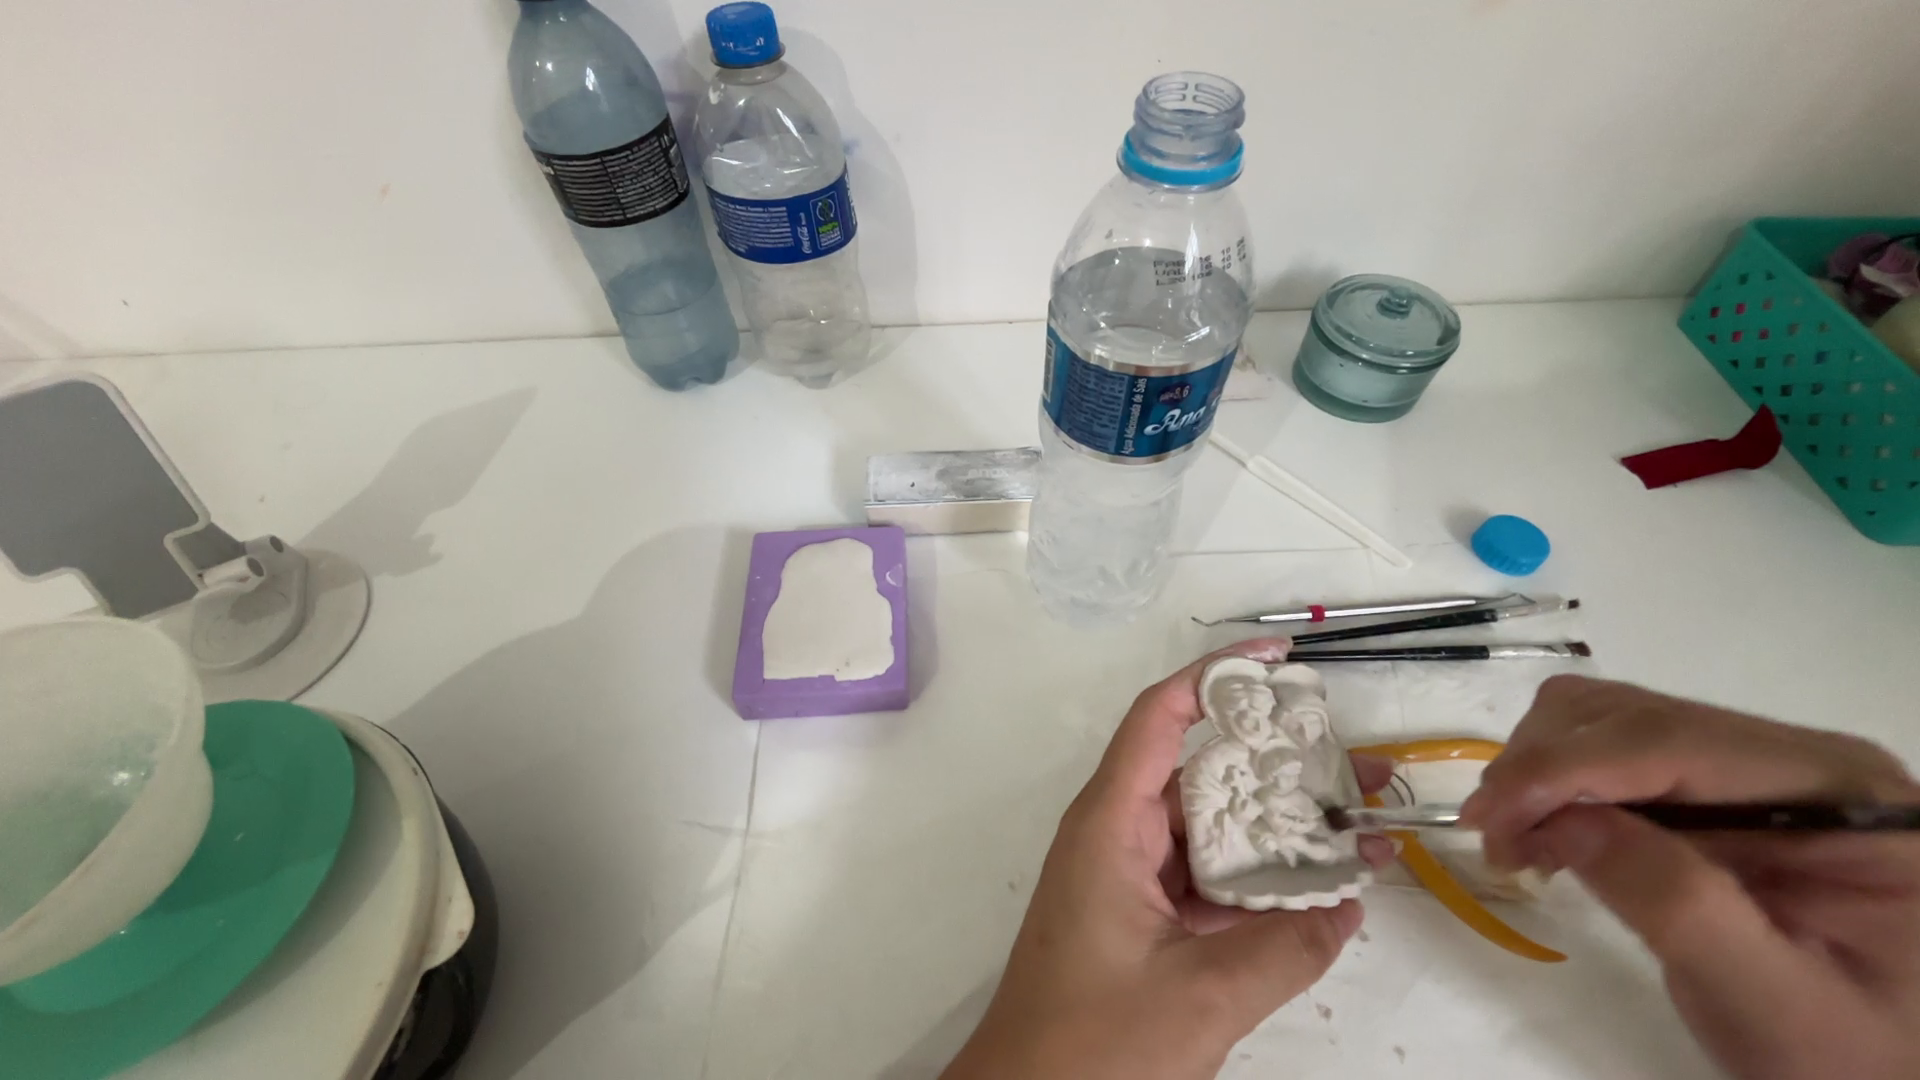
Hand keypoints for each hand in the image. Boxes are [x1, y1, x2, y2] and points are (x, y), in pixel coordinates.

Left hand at [942, 640, 1391, 1079]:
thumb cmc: (1092, 1042)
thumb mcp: (1200, 996)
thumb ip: (1283, 948)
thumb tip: (1349, 903)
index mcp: (1111, 821)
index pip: (1160, 717)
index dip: (1213, 677)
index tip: (1275, 660)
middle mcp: (1118, 830)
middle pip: (1199, 770)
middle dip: (1275, 761)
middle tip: (1354, 763)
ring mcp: (1130, 870)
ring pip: (1209, 825)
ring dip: (1274, 823)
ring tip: (1354, 819)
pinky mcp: (1142, 910)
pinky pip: (1206, 875)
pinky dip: (1256, 875)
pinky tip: (1316, 885)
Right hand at [1461, 675, 1919, 1079]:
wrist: (1889, 1074)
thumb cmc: (1854, 1053)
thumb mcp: (1778, 1003)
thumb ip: (1680, 905)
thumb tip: (1567, 821)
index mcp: (1836, 791)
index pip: (1665, 741)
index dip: (1559, 768)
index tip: (1486, 820)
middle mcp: (1786, 753)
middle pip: (1618, 716)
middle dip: (1537, 770)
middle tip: (1498, 845)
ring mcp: (1741, 761)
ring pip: (1593, 718)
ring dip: (1532, 773)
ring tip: (1518, 844)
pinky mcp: (1699, 779)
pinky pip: (1593, 746)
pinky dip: (1546, 781)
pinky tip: (1545, 835)